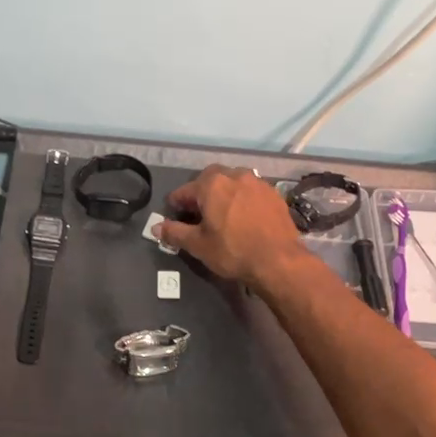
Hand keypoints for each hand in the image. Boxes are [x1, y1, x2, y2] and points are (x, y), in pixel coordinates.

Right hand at [155, 165, 309, 287]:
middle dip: (201, 192)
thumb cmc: (233, 251)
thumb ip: (175, 233)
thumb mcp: (198, 245)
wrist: (279, 261)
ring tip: (222, 212)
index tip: (174, 214)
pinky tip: (244, 216)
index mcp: (212, 185)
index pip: (185, 190)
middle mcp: (235, 175)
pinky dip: (242, 198)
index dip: (176, 203)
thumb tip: (156, 228)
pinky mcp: (273, 194)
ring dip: (224, 192)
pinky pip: (251, 190)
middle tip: (198, 212)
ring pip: (233, 181)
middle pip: (211, 178)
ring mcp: (257, 183)